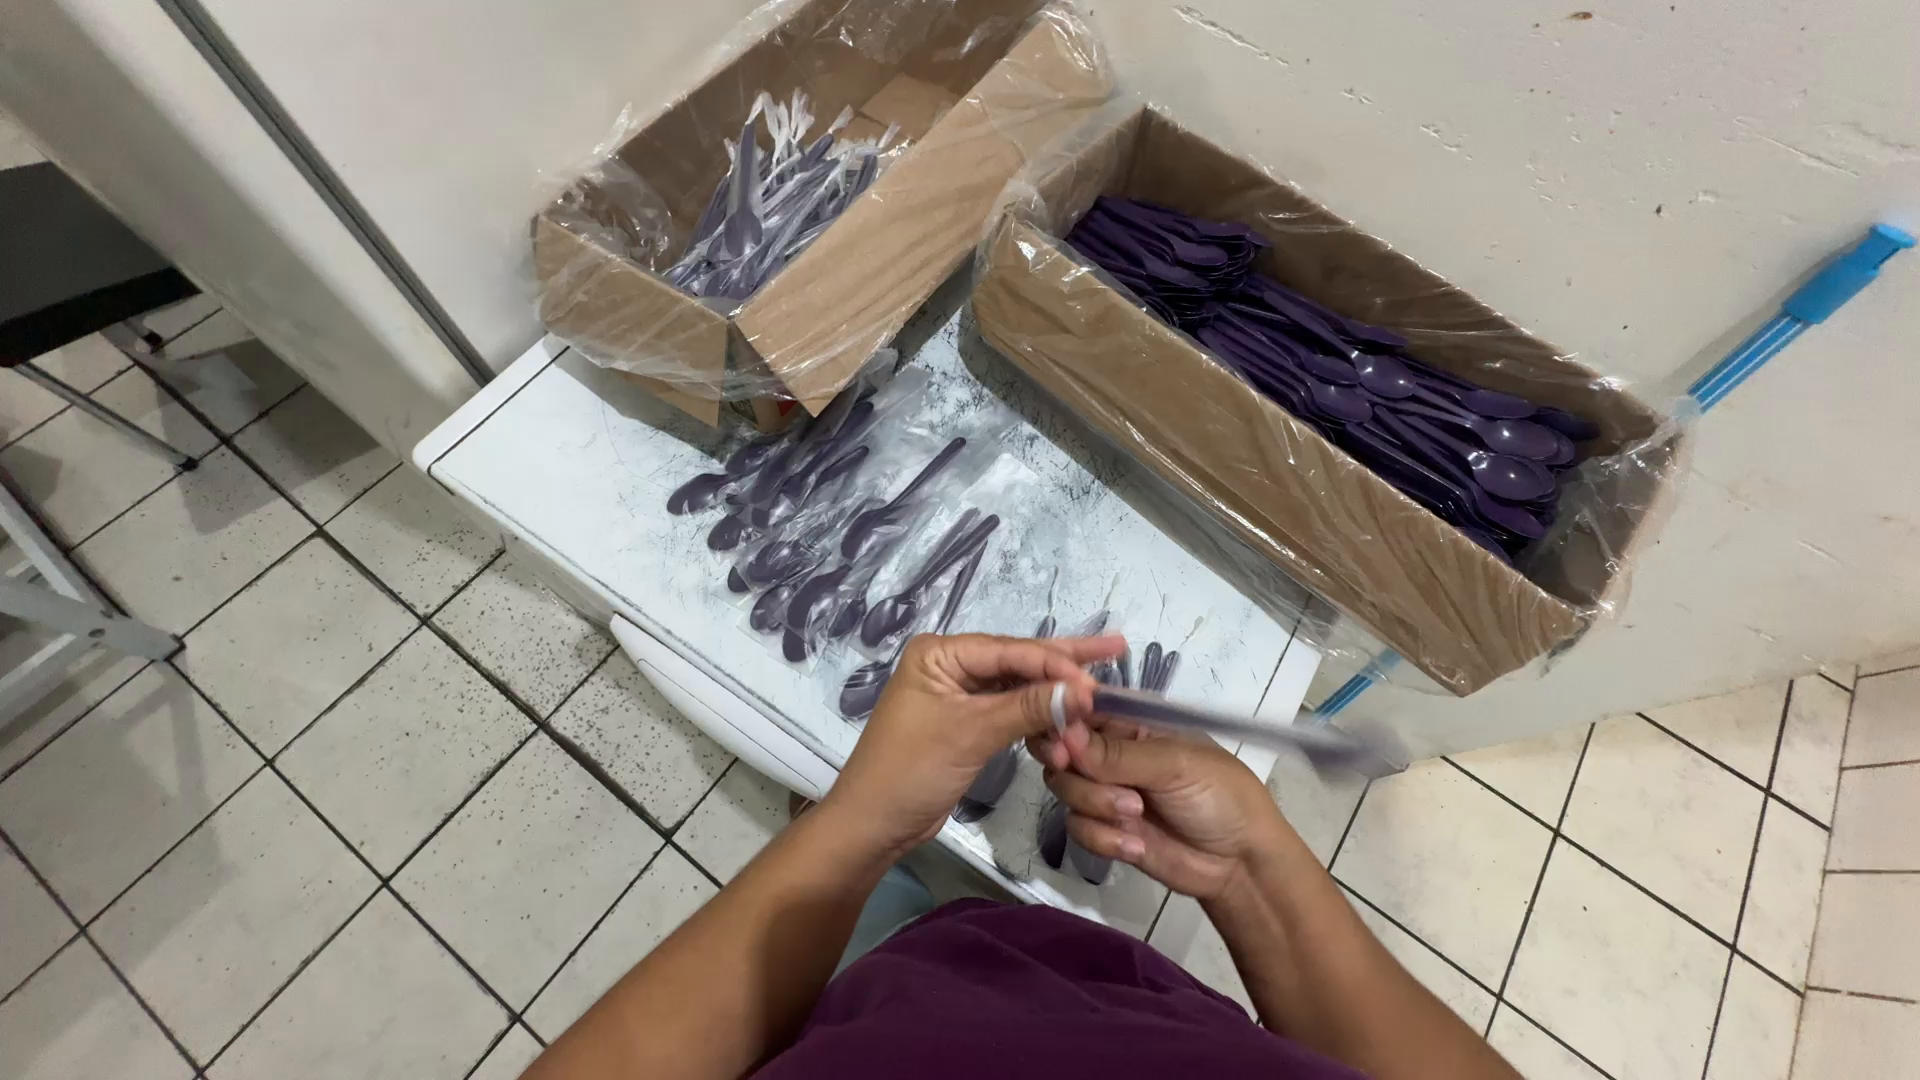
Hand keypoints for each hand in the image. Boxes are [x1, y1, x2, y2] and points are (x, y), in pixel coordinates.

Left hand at [821, 633, 1122, 858]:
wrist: (875, 824)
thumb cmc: (912, 770)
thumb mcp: (971, 734)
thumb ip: (1027, 708)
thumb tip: (1084, 691)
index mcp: (940, 653)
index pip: (1009, 650)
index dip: (1055, 664)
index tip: (1097, 683)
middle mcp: (950, 665)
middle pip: (1018, 660)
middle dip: (1065, 661)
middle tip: (1116, 647)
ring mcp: (960, 693)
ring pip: (1018, 686)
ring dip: (1054, 697)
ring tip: (1103, 689)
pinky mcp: (968, 722)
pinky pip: (1011, 710)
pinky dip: (1039, 717)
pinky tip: (1070, 716)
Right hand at [1028, 719, 1299, 898]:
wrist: (1241, 865)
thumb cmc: (1220, 796)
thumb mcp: (1174, 765)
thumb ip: (1117, 754)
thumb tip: (1064, 732)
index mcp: (1130, 724)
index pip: (1079, 710)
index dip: (1062, 722)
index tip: (1061, 745)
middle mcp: (1111, 753)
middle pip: (1060, 750)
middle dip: (1073, 770)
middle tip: (1095, 782)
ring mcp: (1106, 792)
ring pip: (1064, 788)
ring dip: (1095, 804)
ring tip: (1135, 815)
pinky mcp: (1105, 830)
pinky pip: (1077, 827)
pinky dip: (1102, 837)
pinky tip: (1135, 844)